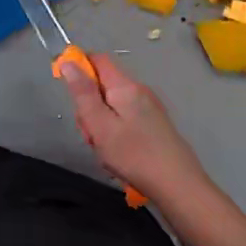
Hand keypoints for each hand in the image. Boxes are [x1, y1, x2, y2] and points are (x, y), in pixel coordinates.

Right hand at [59, 54, 207, 197]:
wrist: (178, 185)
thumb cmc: (133, 154)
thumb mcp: (99, 124)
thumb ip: (83, 93)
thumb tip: (69, 62)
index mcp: (125, 86)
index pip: (98, 60)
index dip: (78, 66)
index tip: (67, 90)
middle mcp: (139, 91)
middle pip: (103, 85)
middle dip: (88, 105)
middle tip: (89, 132)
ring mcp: (149, 108)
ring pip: (112, 105)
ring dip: (100, 123)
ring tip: (103, 148)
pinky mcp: (154, 125)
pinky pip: (124, 119)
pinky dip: (114, 132)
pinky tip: (117, 154)